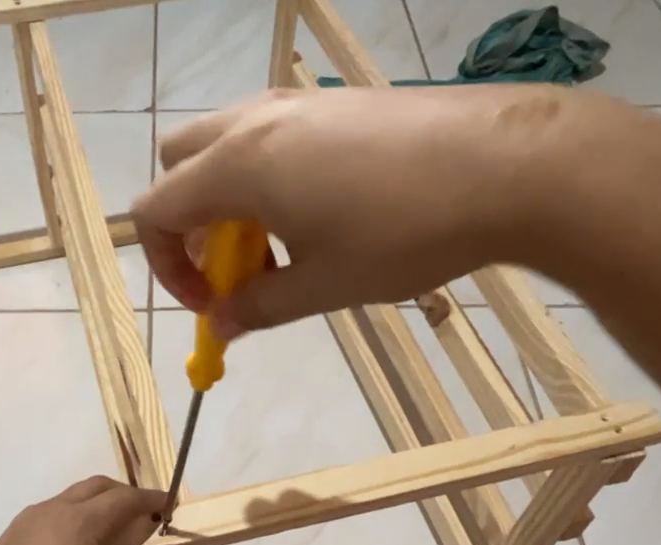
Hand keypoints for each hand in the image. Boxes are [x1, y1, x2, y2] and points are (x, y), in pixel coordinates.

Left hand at [0, 477, 185, 544]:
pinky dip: (69, 520)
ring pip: (68, 499)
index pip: (123, 498)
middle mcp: (50, 510)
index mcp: (78, 521)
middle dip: (122, 495)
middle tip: (143, 516)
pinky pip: (46, 515)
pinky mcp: (10, 538)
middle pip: (94, 488)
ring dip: (94, 506)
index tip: (171, 506)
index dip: (151, 499)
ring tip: (110, 534)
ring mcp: (25, 522)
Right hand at [132, 84, 587, 335]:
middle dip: (187, 225)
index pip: (156, 210)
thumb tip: (220, 326)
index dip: (166, 267)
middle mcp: (254, 122)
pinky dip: (264, 179)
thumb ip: (258, 307)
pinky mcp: (333, 102)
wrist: (504, 165)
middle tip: (232, 270)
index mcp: (238, 167)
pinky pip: (268, 136)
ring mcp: (296, 103)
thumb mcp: (322, 287)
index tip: (209, 305)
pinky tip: (317, 216)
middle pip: (178, 166)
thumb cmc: (401, 235)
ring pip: (223, 146)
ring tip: (277, 247)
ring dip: (226, 201)